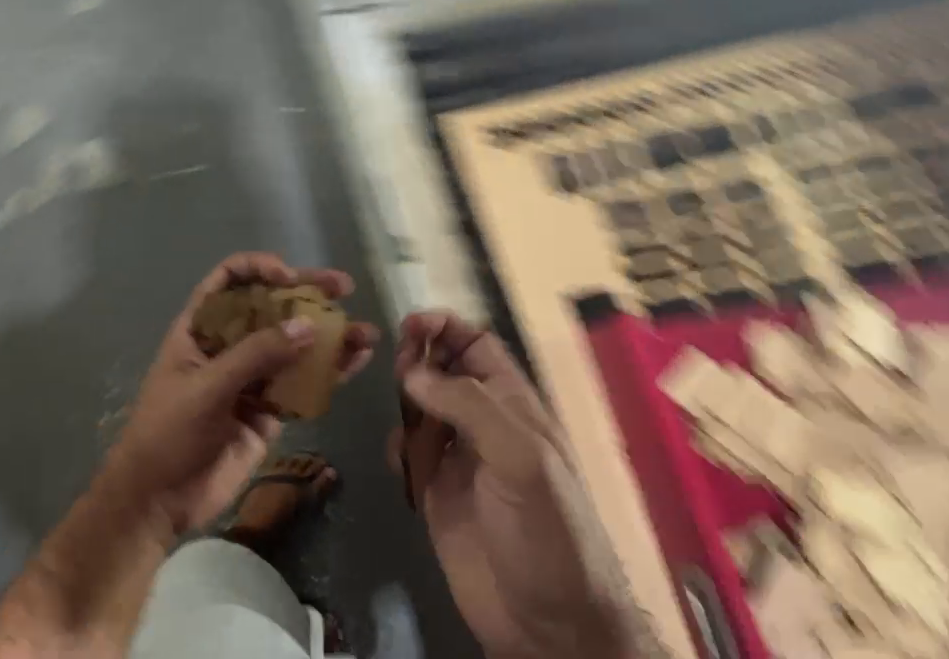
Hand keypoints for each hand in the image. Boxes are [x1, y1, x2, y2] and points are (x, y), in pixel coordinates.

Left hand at [98, 252, 377, 539]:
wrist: (158, 499)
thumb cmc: (168, 432)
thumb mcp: (207, 388)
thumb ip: (256, 355)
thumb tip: (308, 325)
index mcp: (200, 328)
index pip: (229, 280)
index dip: (259, 269)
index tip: (289, 278)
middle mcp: (228, 345)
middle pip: (269, 307)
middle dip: (305, 294)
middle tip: (343, 287)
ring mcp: (250, 378)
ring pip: (293, 346)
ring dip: (328, 336)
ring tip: (366, 332)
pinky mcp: (268, 411)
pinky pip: (301, 385)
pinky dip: (329, 373)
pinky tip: (357, 362)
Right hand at [389, 312, 625, 658]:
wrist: (550, 624)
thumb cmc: (549, 532)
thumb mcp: (523, 458)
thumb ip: (470, 405)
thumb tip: (413, 372)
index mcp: (515, 408)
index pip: (478, 346)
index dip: (447, 328)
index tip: (410, 324)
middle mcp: (484, 425)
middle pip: (443, 371)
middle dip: (418, 360)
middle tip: (399, 368)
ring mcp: (459, 460)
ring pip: (419, 409)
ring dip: (403, 402)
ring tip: (401, 419)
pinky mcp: (436, 494)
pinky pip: (408, 454)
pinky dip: (398, 449)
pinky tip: (402, 463)